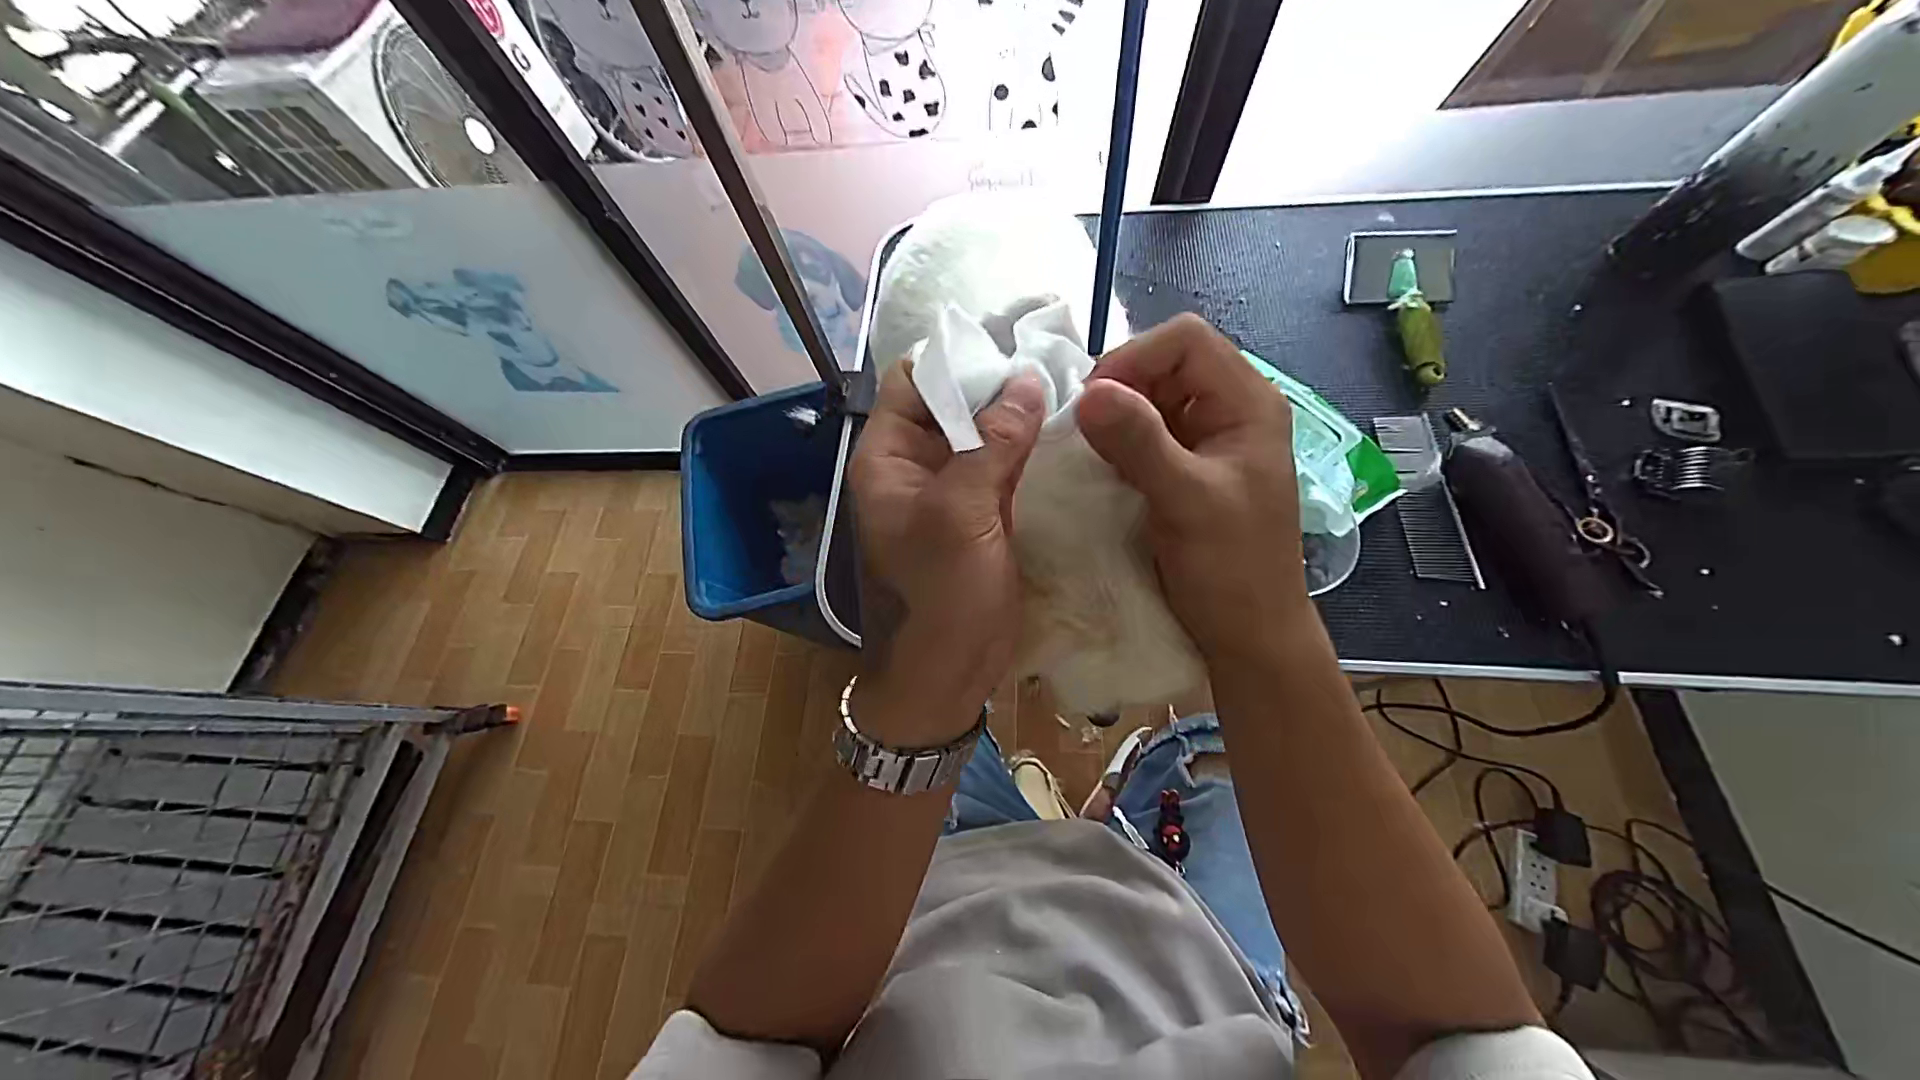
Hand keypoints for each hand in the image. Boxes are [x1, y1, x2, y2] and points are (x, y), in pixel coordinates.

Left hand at [848, 361, 1047, 745]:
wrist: (944, 677)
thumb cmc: (937, 598)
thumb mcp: (958, 515)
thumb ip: (990, 444)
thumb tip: (1026, 380)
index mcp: (888, 457)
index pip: (913, 381)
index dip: (957, 359)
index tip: (1013, 348)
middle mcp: (916, 466)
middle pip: (953, 404)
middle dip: (998, 385)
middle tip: (1058, 366)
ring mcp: (952, 492)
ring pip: (983, 435)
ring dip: (1019, 418)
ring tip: (1072, 393)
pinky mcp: (983, 516)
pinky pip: (1004, 468)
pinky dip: (1029, 451)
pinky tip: (1067, 436)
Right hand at [1078, 314, 1312, 662]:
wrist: (1248, 633)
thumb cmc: (1232, 570)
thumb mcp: (1186, 502)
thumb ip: (1140, 442)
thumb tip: (1087, 393)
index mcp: (1248, 403)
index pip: (1185, 340)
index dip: (1133, 358)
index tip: (1093, 402)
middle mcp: (1230, 409)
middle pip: (1165, 363)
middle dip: (1120, 389)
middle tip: (1087, 432)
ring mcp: (1209, 439)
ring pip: (1150, 398)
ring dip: (1116, 417)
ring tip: (1094, 452)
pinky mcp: (1188, 466)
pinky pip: (1146, 432)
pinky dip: (1119, 442)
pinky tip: (1105, 469)